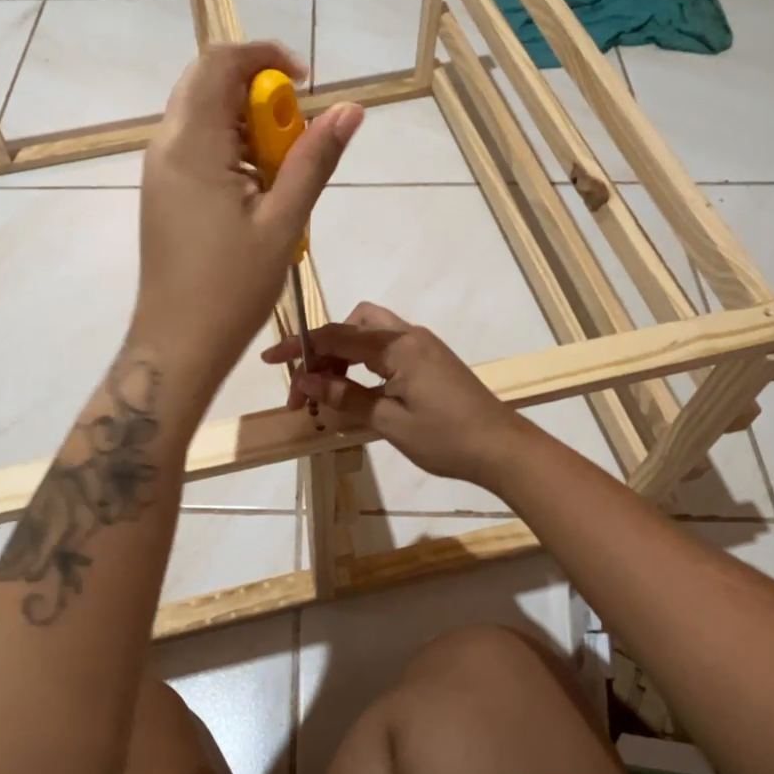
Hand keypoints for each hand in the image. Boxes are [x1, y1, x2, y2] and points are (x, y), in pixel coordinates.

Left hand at [131, 42, 362, 386]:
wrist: (177, 345)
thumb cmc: (231, 289)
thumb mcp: (283, 223)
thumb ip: (315, 160)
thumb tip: (351, 109)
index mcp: (192, 145)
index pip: (219, 62)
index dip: (266, 57)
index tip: (306, 84)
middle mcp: (166, 146)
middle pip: (208, 83)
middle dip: (258, 93)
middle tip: (297, 134)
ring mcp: (159, 171)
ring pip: (203, 116)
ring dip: (247, 124)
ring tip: (282, 171)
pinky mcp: (163, 193)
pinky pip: (197, 147)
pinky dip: (231, 150)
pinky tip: (258, 192)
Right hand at [260, 302, 535, 487]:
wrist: (502, 449)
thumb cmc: (446, 438)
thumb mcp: (390, 421)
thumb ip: (346, 398)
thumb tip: (308, 383)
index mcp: (398, 346)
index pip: (337, 336)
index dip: (301, 346)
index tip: (270, 361)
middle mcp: (410, 336)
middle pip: (353, 325)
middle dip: (324, 348)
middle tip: (307, 386)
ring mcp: (423, 347)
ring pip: (370, 335)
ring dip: (343, 357)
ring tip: (326, 394)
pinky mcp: (431, 361)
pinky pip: (386, 350)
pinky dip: (363, 364)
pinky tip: (355, 393)